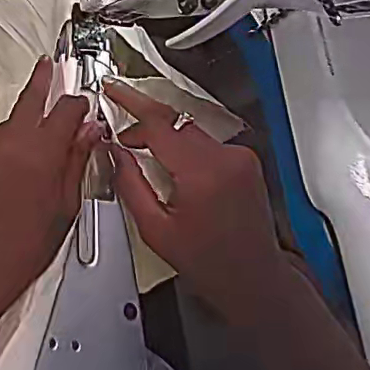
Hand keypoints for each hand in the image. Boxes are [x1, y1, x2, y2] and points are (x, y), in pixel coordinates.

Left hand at [0, 58, 97, 337]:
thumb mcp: (66, 205)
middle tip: (51, 65)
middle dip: (44, 78)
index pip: (67, 109)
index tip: (86, 109)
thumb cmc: (23, 246)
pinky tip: (24, 158)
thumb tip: (89, 132)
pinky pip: (1, 135)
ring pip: (16, 118)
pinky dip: (15, 137)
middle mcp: (12, 141)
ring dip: (30, 117)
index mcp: (42, 152)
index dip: (80, 105)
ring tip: (45, 135)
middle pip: (32, 96)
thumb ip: (77, 160)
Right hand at [102, 78, 292, 325]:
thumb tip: (114, 152)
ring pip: (189, 130)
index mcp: (202, 175)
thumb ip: (130, 184)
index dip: (131, 102)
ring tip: (147, 159)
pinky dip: (185, 148)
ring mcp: (240, 157)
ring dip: (165, 138)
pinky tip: (175, 171)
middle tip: (122, 140)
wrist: (255, 278)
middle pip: (174, 122)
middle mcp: (226, 159)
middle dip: (144, 126)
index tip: (114, 90)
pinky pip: (205, 141)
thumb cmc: (211, 264)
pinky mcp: (246, 159)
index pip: (160, 122)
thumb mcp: (156, 230)